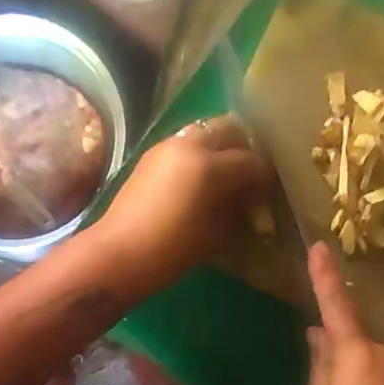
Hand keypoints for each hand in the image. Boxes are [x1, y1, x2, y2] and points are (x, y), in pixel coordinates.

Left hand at [84, 116, 268, 295]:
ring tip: (222, 179)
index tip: (265, 196)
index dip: (264, 179)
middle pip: (231, 130)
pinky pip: (185, 144)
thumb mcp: (215, 234)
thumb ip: (237, 208)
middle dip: (244, 150)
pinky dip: (199, 155)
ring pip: (206, 131)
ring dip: (220, 149)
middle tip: (246, 178)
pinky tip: (198, 181)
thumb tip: (249, 197)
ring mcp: (168, 145)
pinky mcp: (151, 154)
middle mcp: (191, 145)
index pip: (253, 161)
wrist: (119, 254)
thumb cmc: (171, 252)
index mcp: (211, 166)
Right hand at [304, 242, 383, 384]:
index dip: (324, 276)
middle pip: (346, 339)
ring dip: (346, 378)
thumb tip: (318, 335)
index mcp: (356, 352)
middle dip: (330, 357)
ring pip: (359, 359)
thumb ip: (318, 365)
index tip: (318, 245)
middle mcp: (382, 350)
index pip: (335, 305)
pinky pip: (374, 372)